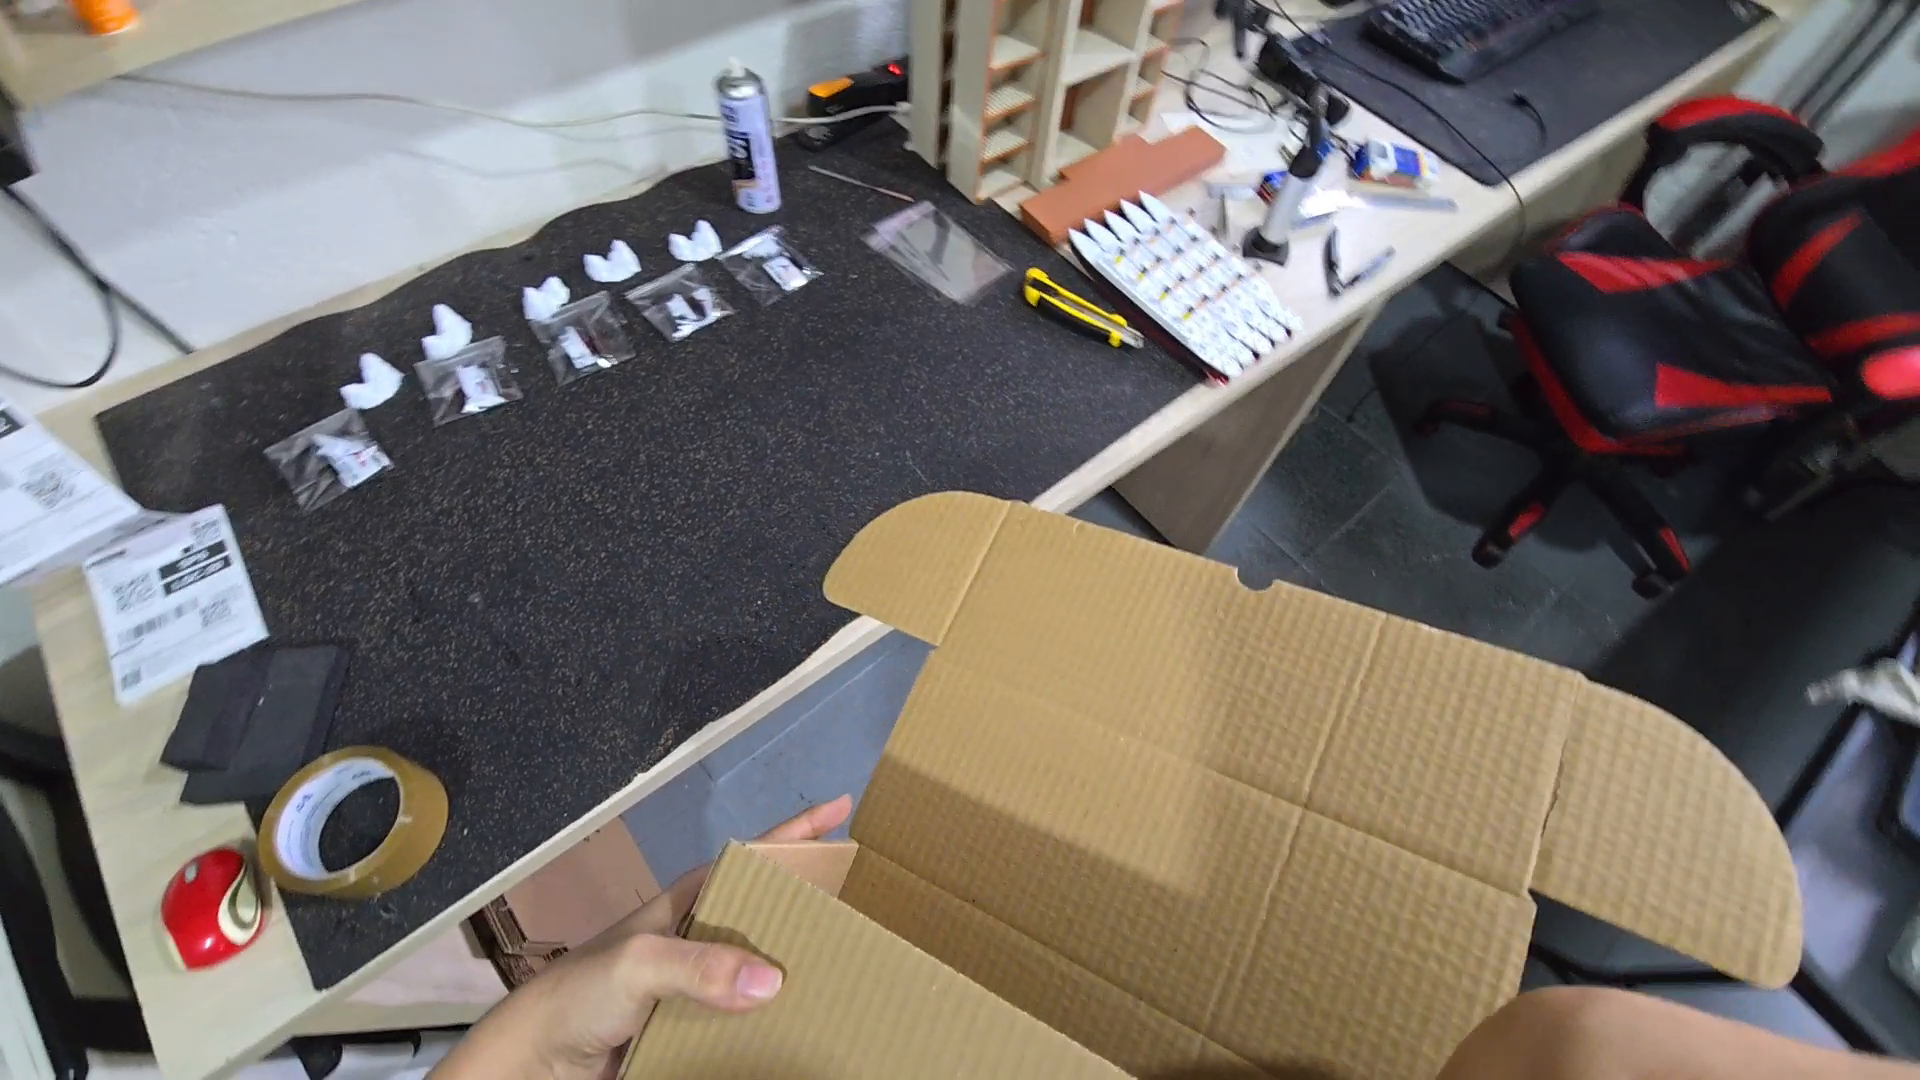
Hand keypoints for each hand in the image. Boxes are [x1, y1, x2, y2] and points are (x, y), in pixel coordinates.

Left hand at [431, 795, 853, 1079]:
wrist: (535, 1062)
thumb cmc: (582, 990)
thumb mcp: (639, 963)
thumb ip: (700, 966)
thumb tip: (774, 980)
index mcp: (693, 896)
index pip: (756, 852)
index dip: (800, 828)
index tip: (842, 805)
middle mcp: (704, 930)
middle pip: (771, 904)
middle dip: (812, 897)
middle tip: (860, 895)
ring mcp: (702, 977)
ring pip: (763, 959)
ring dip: (798, 959)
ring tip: (848, 957)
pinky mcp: (697, 1020)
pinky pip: (748, 1009)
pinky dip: (776, 1010)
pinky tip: (805, 1014)